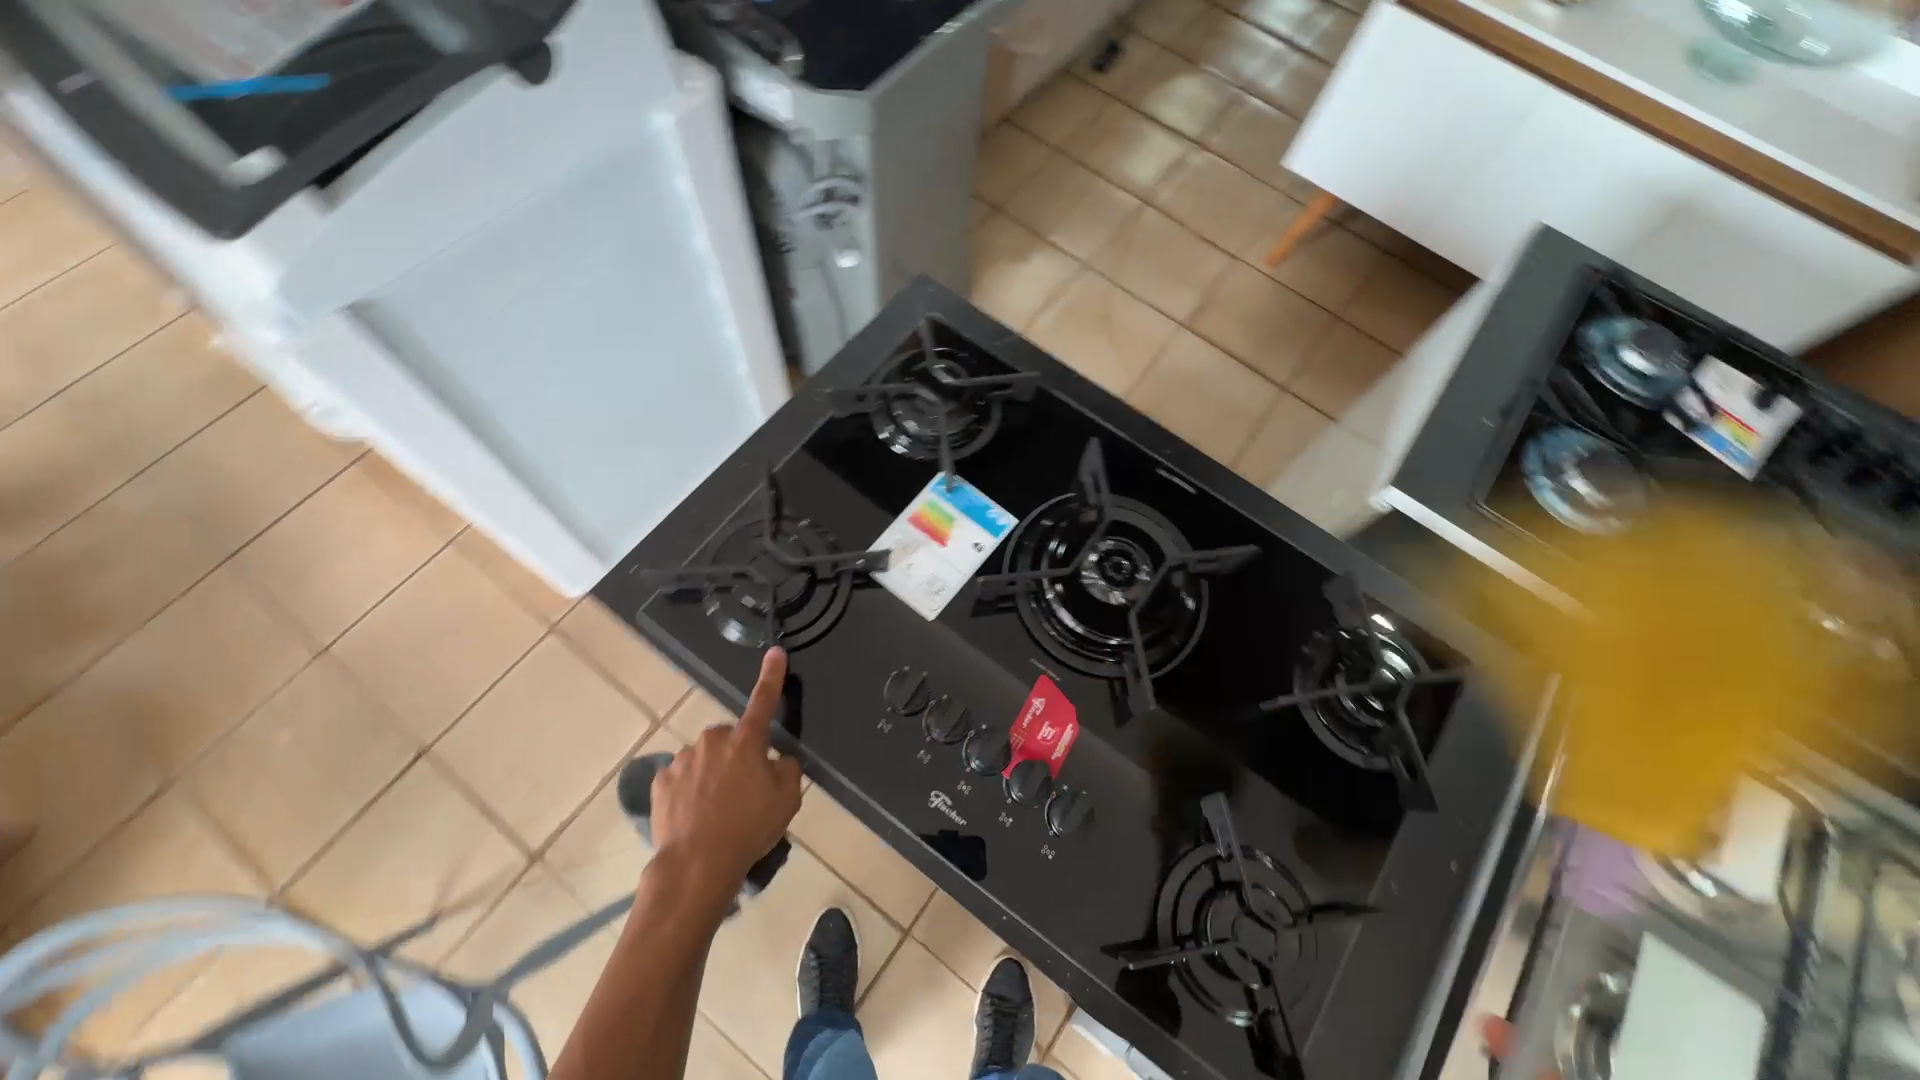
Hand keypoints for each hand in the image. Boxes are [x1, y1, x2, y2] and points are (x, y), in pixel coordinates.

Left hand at [650, 648, 803, 898]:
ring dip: (712, 775)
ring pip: (704, 760)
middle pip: (730, 740)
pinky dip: (689, 792)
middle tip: (745, 793)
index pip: (763, 701)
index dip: (772, 676)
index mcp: (746, 742)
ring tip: (717, 812)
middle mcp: (712, 741)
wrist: (697, 863)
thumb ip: (788, 771)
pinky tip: (695, 817)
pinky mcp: (660, 782)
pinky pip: (681, 779)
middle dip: (737, 756)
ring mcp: (682, 760)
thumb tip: (778, 760)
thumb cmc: (749, 828)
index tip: (776, 652)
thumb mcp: (787, 801)